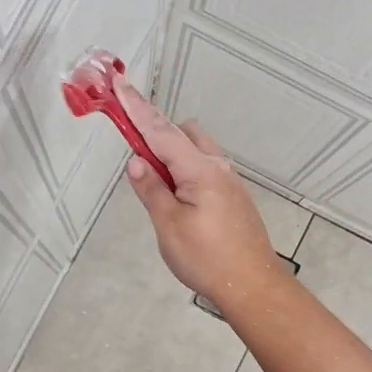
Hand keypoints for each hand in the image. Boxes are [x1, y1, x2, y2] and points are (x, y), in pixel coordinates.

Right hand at [117, 82, 282, 305]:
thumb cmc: (207, 259)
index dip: (137, 108)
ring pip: (197, 151)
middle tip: (140, 164)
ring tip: (160, 192)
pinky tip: (181, 204)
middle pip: (184, 132)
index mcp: (199, 169)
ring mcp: (230, 182)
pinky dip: (187, 173)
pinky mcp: (235, 198)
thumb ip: (152, 190)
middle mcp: (218, 167)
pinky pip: (207, 170)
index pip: (160, 131)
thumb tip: (137, 162)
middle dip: (158, 135)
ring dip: (174, 157)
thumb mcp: (169, 226)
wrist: (252, 286)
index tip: (119, 84)